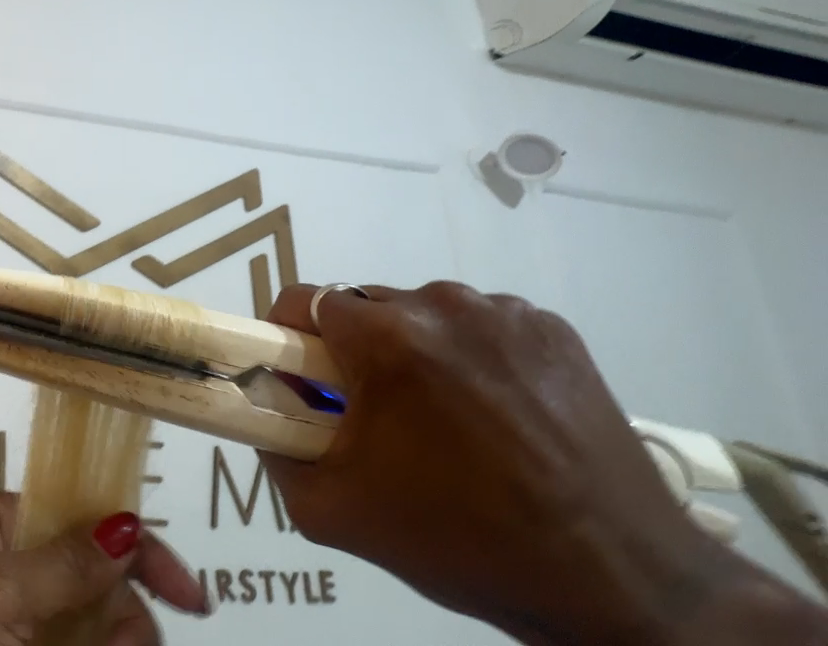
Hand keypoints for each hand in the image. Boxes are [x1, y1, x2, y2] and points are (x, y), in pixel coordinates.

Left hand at [0, 490, 208, 645]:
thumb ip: (65, 566)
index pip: (78, 518)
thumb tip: (129, 523)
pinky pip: (59, 642)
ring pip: (80, 627)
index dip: (138, 549)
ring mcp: (1, 616)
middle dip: (124, 616)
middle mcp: (1, 564)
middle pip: (89, 581)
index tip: (193, 599)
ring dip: (108, 640)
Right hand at [262, 281, 827, 644]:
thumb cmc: (459, 539)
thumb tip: (265, 420)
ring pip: (422, 313)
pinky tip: (494, 411)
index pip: (302, 299)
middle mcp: (441, 306)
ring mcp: (506, 314)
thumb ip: (275, 451)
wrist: (616, 582)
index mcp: (384, 338)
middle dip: (352, 349)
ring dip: (412, 350)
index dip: (288, 335)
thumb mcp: (331, 509)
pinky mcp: (554, 331)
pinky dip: (470, 355)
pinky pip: (481, 325)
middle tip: (369, 411)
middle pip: (362, 306)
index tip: (299, 378)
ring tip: (441, 418)